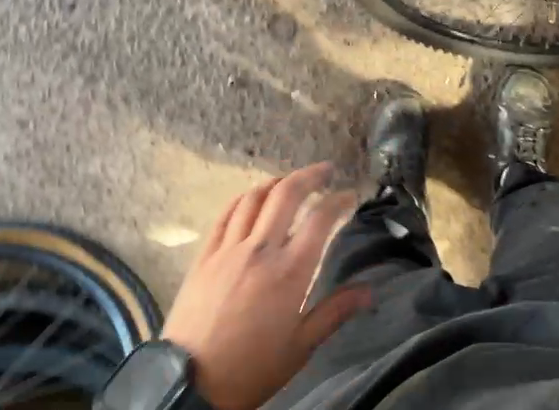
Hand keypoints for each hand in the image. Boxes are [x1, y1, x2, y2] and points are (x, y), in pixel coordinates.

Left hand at [162, 163, 368, 409]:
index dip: (340, 200)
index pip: (321, 218)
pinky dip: (244, 198)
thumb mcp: (300, 347)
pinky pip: (226, 214)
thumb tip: (369, 291)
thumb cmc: (252, 369)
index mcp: (290, 271)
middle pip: (288, 193)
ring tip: (291, 181)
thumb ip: (335, 311)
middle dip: (311, 175)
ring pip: (255, 197)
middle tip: (325, 171)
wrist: (190, 386)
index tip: (350, 196)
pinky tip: (252, 197)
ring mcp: (229, 249)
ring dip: (277, 181)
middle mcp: (261, 250)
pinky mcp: (205, 256)